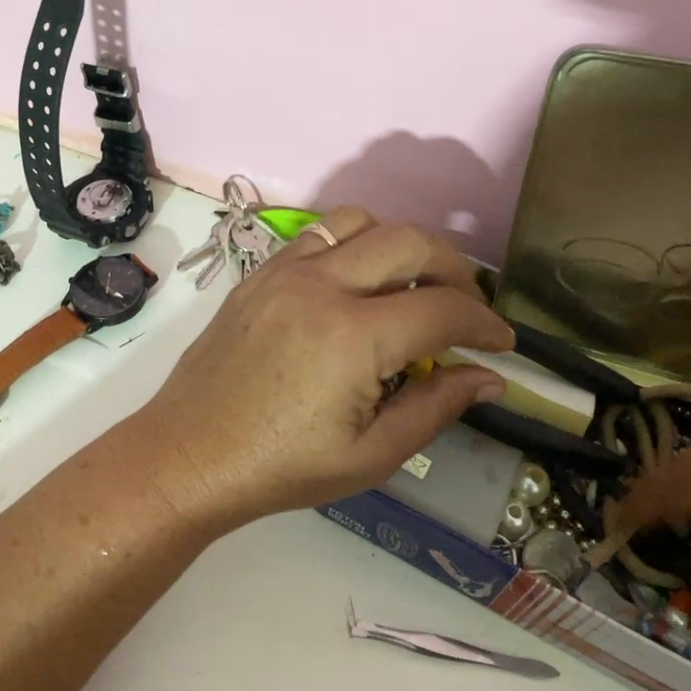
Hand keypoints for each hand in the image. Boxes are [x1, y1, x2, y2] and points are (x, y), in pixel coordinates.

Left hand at [136, 207, 512, 528]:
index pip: (443, 308)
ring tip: (414, 283)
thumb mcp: (371, 456)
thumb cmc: (281, 468)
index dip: (484, 324)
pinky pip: (317, 236)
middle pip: (410, 242)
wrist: (188, 456)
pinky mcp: (259, 276)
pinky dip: (352, 245)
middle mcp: (321, 287)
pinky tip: (357, 284)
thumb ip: (435, 408)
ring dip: (401, 244)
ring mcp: (283, 273)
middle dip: (455, 269)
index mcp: (353, 338)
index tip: (501, 343)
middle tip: (467, 306)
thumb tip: (488, 378)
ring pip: (361, 222)